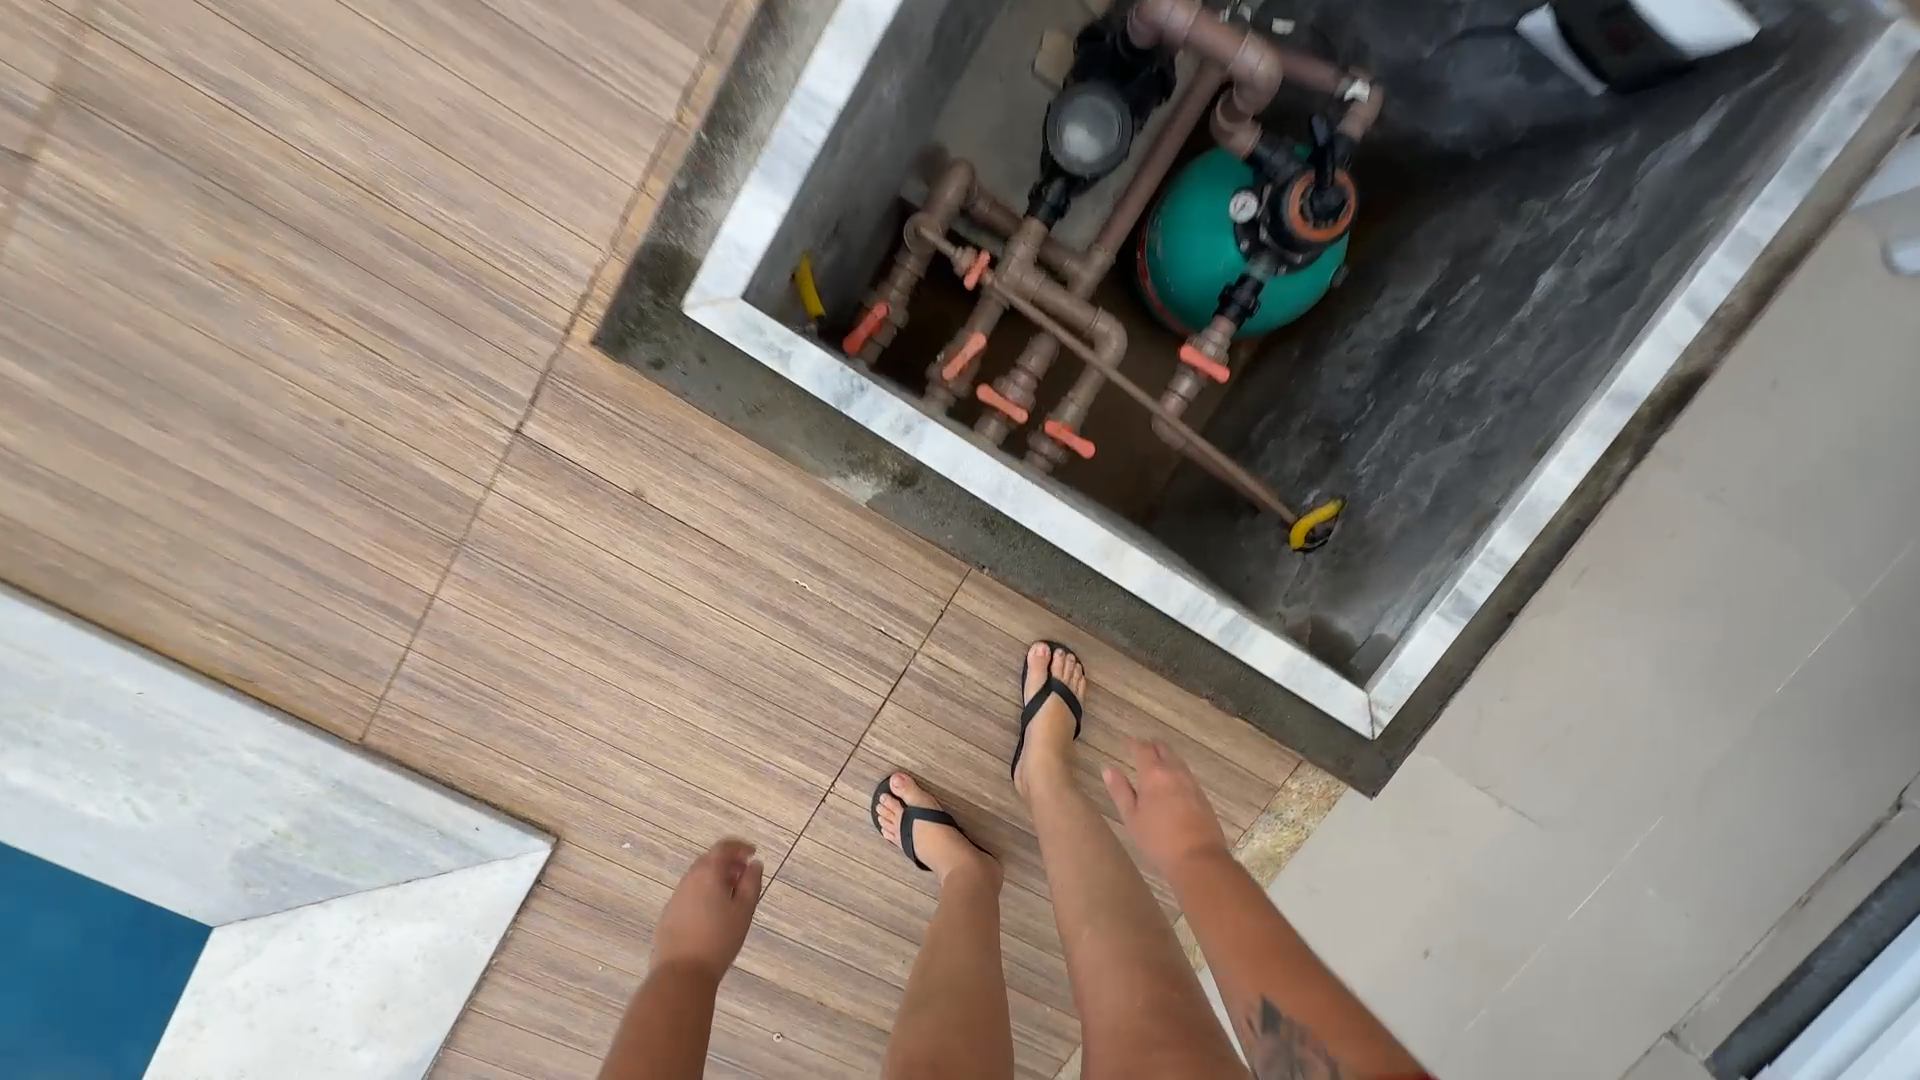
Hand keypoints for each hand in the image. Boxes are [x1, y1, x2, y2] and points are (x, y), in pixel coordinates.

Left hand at [650, 838, 764, 979]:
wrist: (681, 974)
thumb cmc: (719, 939)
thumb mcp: (744, 910)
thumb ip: (751, 883)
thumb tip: (754, 865)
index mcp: (707, 874)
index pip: (723, 847)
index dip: (740, 847)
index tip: (753, 854)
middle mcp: (689, 880)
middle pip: (709, 861)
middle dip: (728, 863)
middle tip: (744, 877)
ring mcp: (675, 898)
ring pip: (698, 879)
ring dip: (715, 879)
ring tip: (731, 898)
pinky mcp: (668, 916)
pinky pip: (689, 895)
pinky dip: (703, 894)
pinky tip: (712, 915)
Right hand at [1103, 738, 1229, 879]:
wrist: (1198, 858)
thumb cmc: (1157, 839)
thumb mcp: (1131, 817)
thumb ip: (1120, 791)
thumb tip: (1108, 769)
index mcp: (1154, 774)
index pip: (1143, 749)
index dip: (1133, 743)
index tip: (1126, 742)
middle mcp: (1174, 772)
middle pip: (1163, 749)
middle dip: (1151, 746)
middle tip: (1141, 750)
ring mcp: (1191, 783)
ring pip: (1177, 760)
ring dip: (1165, 757)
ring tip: (1155, 765)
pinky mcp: (1202, 796)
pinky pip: (1186, 774)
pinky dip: (1176, 771)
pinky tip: (1172, 784)